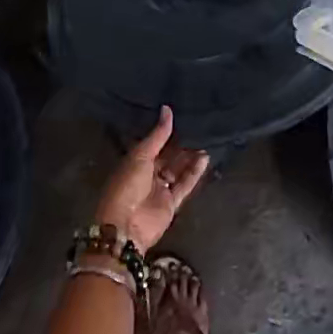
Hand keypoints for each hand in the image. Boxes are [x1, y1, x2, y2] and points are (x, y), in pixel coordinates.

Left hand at [93, 106, 210, 251]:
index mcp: (136, 159)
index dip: (166, 132)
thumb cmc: (127, 184)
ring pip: (178, 169)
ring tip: (206, 141)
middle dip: (181, 144)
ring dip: (190, 157)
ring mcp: (161, 188)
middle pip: (168, 156)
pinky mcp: (172, 203)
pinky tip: (205, 158)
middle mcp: (148, 172)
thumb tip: (167, 108)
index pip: (154, 142)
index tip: (182, 116)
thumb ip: (158, 135)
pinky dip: (194, 173)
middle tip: (198, 128)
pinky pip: (185, 184)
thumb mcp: (141, 155)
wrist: (125, 224)